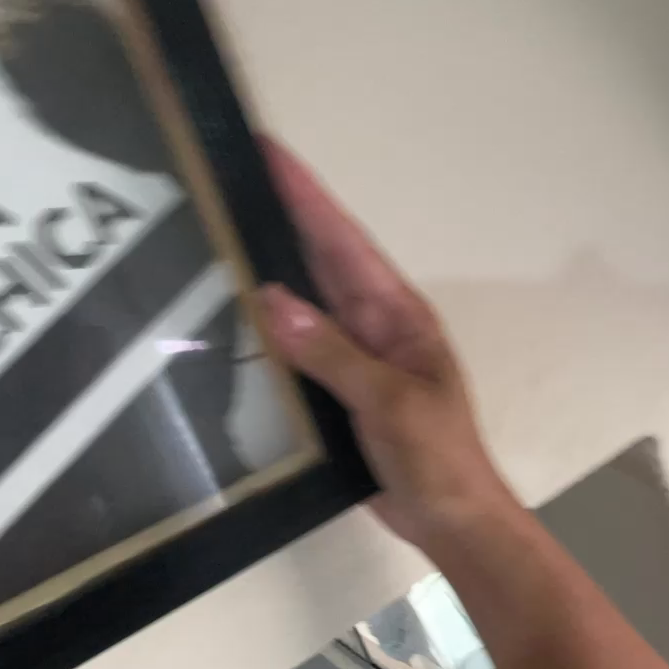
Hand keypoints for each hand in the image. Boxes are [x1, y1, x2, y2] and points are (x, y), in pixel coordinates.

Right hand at [256, 139, 519, 551]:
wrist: (450, 518)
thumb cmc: (437, 457)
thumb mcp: (391, 401)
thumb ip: (334, 353)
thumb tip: (271, 298)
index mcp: (397, 314)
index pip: (345, 242)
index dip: (307, 196)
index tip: (267, 150)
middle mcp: (372, 325)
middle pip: (320, 261)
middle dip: (279, 217)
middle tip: (225, 179)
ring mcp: (354, 357)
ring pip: (305, 300)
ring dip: (269, 266)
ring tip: (218, 233)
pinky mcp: (337, 389)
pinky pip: (297, 347)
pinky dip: (268, 328)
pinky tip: (235, 317)